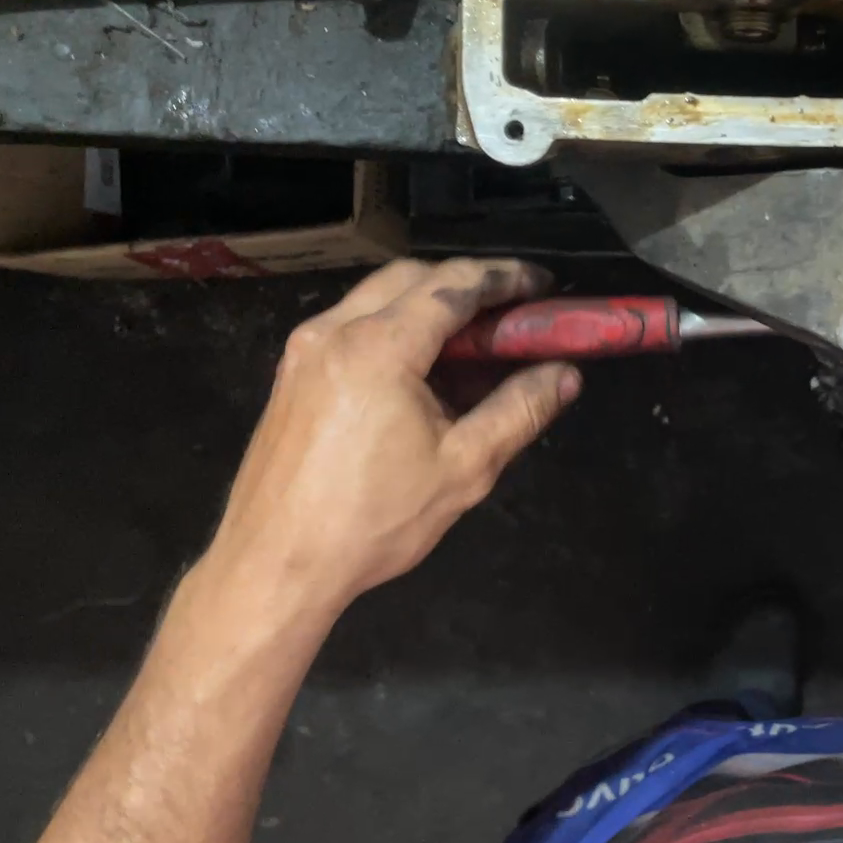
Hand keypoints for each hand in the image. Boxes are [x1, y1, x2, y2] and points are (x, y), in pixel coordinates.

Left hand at [205, 258, 580, 610]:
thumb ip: (520, 410)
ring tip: (478, 338)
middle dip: (469, 282)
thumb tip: (567, 374)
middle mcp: (334, 331)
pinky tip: (428, 367)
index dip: (504, 277)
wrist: (274, 565)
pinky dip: (400, 325)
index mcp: (379, 348)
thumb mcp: (466, 466)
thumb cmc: (375, 518)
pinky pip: (355, 325)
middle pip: (413, 277)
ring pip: (379, 296)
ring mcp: (306, 351)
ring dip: (433, 302)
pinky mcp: (295, 374)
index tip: (542, 284)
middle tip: (514, 309)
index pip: (453, 286)